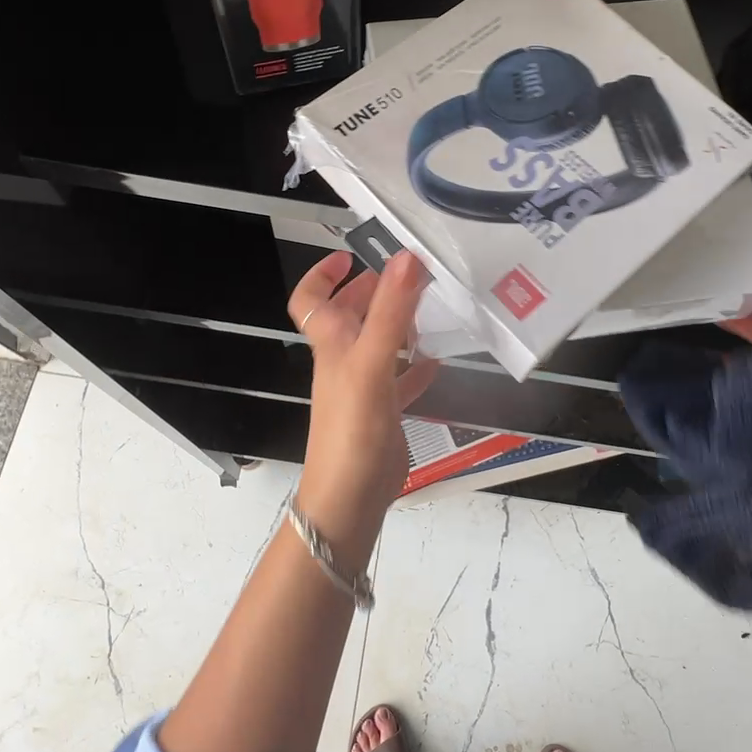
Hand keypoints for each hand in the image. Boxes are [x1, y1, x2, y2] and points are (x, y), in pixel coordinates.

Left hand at [287, 251, 439, 553]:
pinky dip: (417, 366)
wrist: (350, 497)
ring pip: (378, 344)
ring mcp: (363, 386)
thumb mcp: (371, 363)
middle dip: (374, 291)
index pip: (311, 299)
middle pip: (351, 316)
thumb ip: (389, 312)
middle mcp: (343, 360)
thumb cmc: (352, 428)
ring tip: (431, 309)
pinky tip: (439, 360)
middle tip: (410, 276)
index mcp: (331, 343)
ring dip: (399, 324)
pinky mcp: (383, 412)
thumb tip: (405, 257)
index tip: (352, 254)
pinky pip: (401, 380)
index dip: (324, 273)